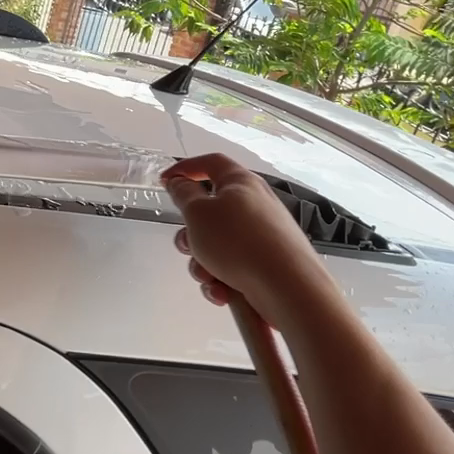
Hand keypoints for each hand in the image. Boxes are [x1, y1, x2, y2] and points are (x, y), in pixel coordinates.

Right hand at [160, 153, 342, 332]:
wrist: (289, 289)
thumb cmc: (238, 242)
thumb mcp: (198, 212)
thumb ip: (183, 194)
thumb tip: (179, 182)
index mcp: (241, 184)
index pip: (210, 163)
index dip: (184, 168)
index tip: (164, 182)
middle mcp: (255, 206)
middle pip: (209, 212)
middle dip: (190, 232)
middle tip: (188, 244)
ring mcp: (262, 237)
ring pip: (215, 244)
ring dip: (202, 262)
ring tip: (208, 275)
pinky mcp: (266, 264)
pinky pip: (230, 266)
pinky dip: (220, 279)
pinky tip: (222, 290)